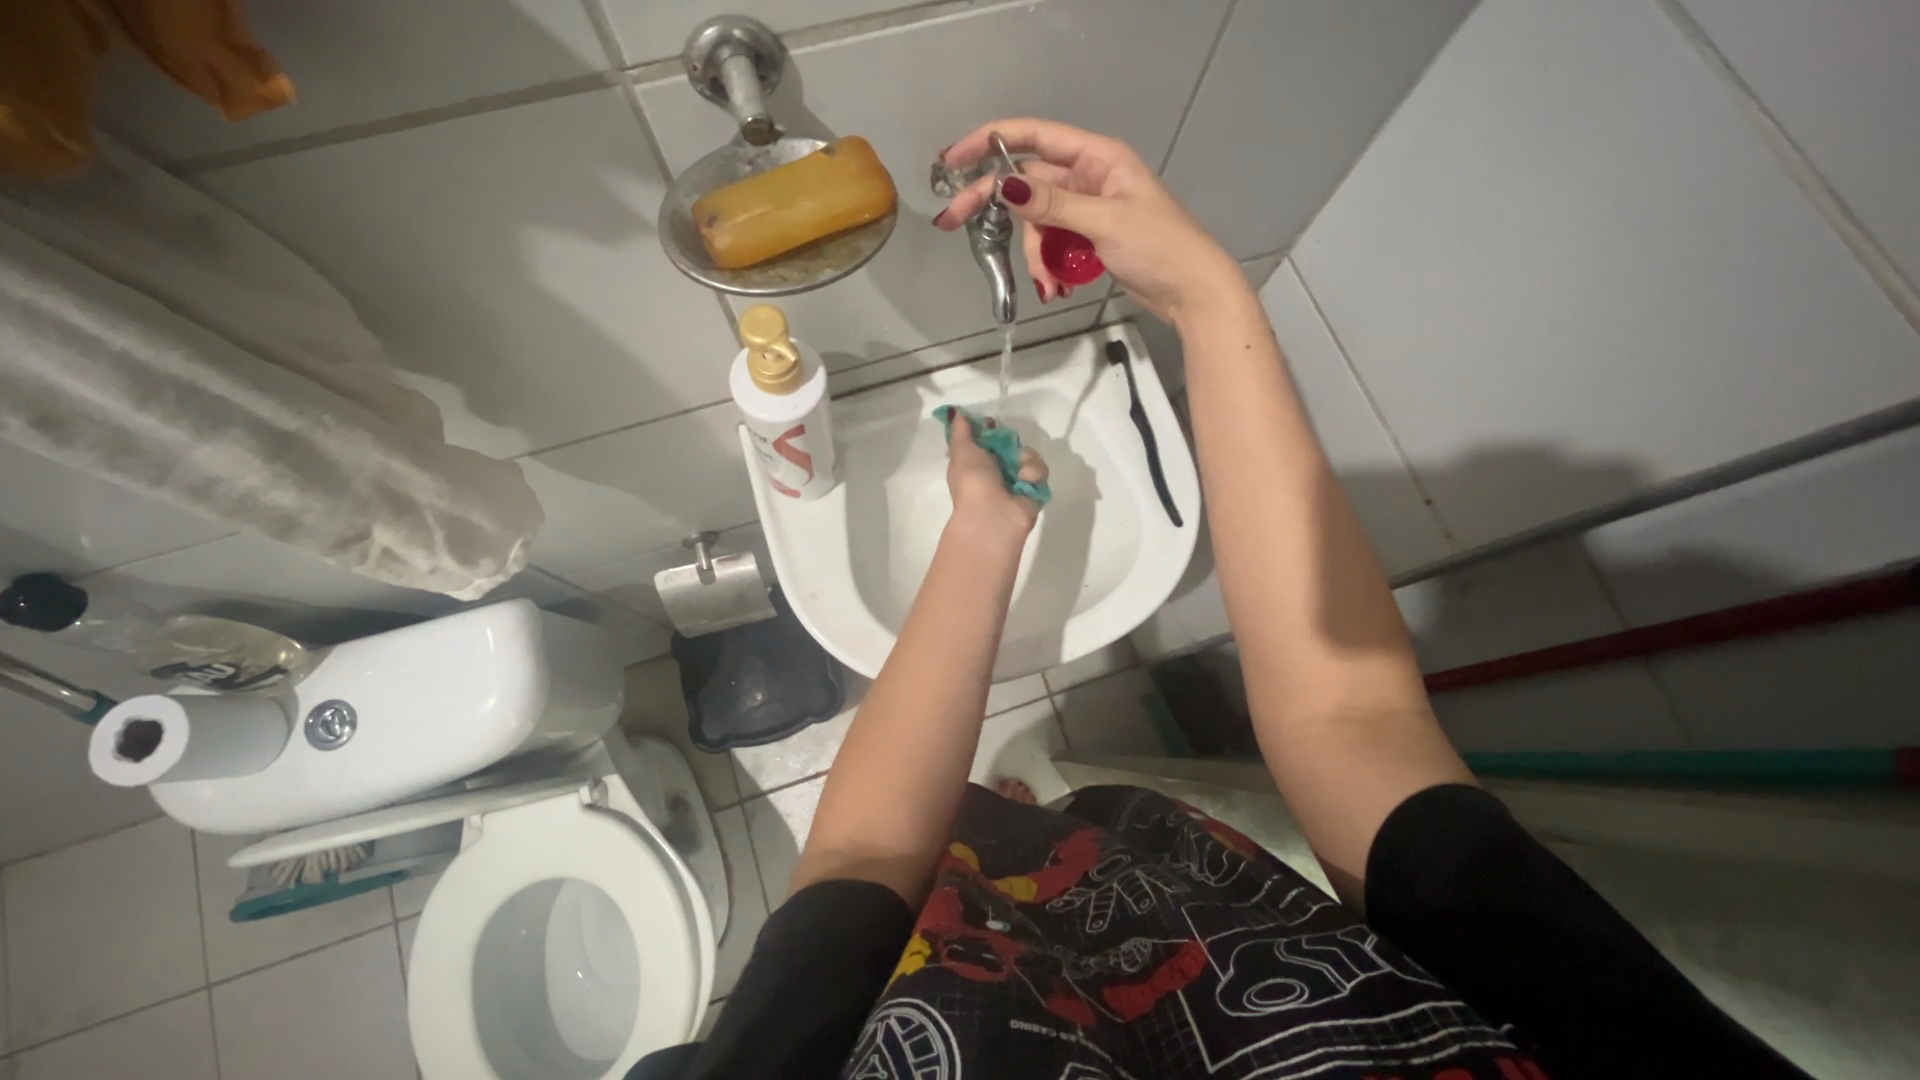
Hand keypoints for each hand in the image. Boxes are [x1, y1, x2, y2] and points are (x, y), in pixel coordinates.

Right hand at [934, 118, 1242, 322]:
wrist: (1192, 291)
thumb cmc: (1160, 247)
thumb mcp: (1104, 222)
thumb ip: (1053, 205)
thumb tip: (1006, 186)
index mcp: (1097, 158)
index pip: (1034, 137)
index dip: (990, 142)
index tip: (953, 159)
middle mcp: (1088, 178)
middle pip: (1027, 187)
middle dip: (996, 209)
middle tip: (953, 224)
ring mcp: (1087, 210)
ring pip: (1038, 224)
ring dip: (1035, 255)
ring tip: (1050, 283)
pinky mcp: (1088, 239)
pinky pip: (1053, 245)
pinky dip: (1049, 267)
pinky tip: (1058, 288)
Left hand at [946, 415, 1047, 539]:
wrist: (992, 514)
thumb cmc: (972, 481)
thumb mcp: (961, 450)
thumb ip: (960, 430)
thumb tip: (955, 412)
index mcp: (976, 461)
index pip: (989, 437)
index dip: (991, 428)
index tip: (991, 424)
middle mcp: (996, 469)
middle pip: (1011, 442)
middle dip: (1010, 443)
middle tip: (1005, 450)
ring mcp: (1016, 479)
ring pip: (1028, 454)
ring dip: (1024, 459)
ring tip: (1017, 473)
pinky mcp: (1034, 489)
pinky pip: (1040, 469)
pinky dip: (1033, 474)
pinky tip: (1025, 482)